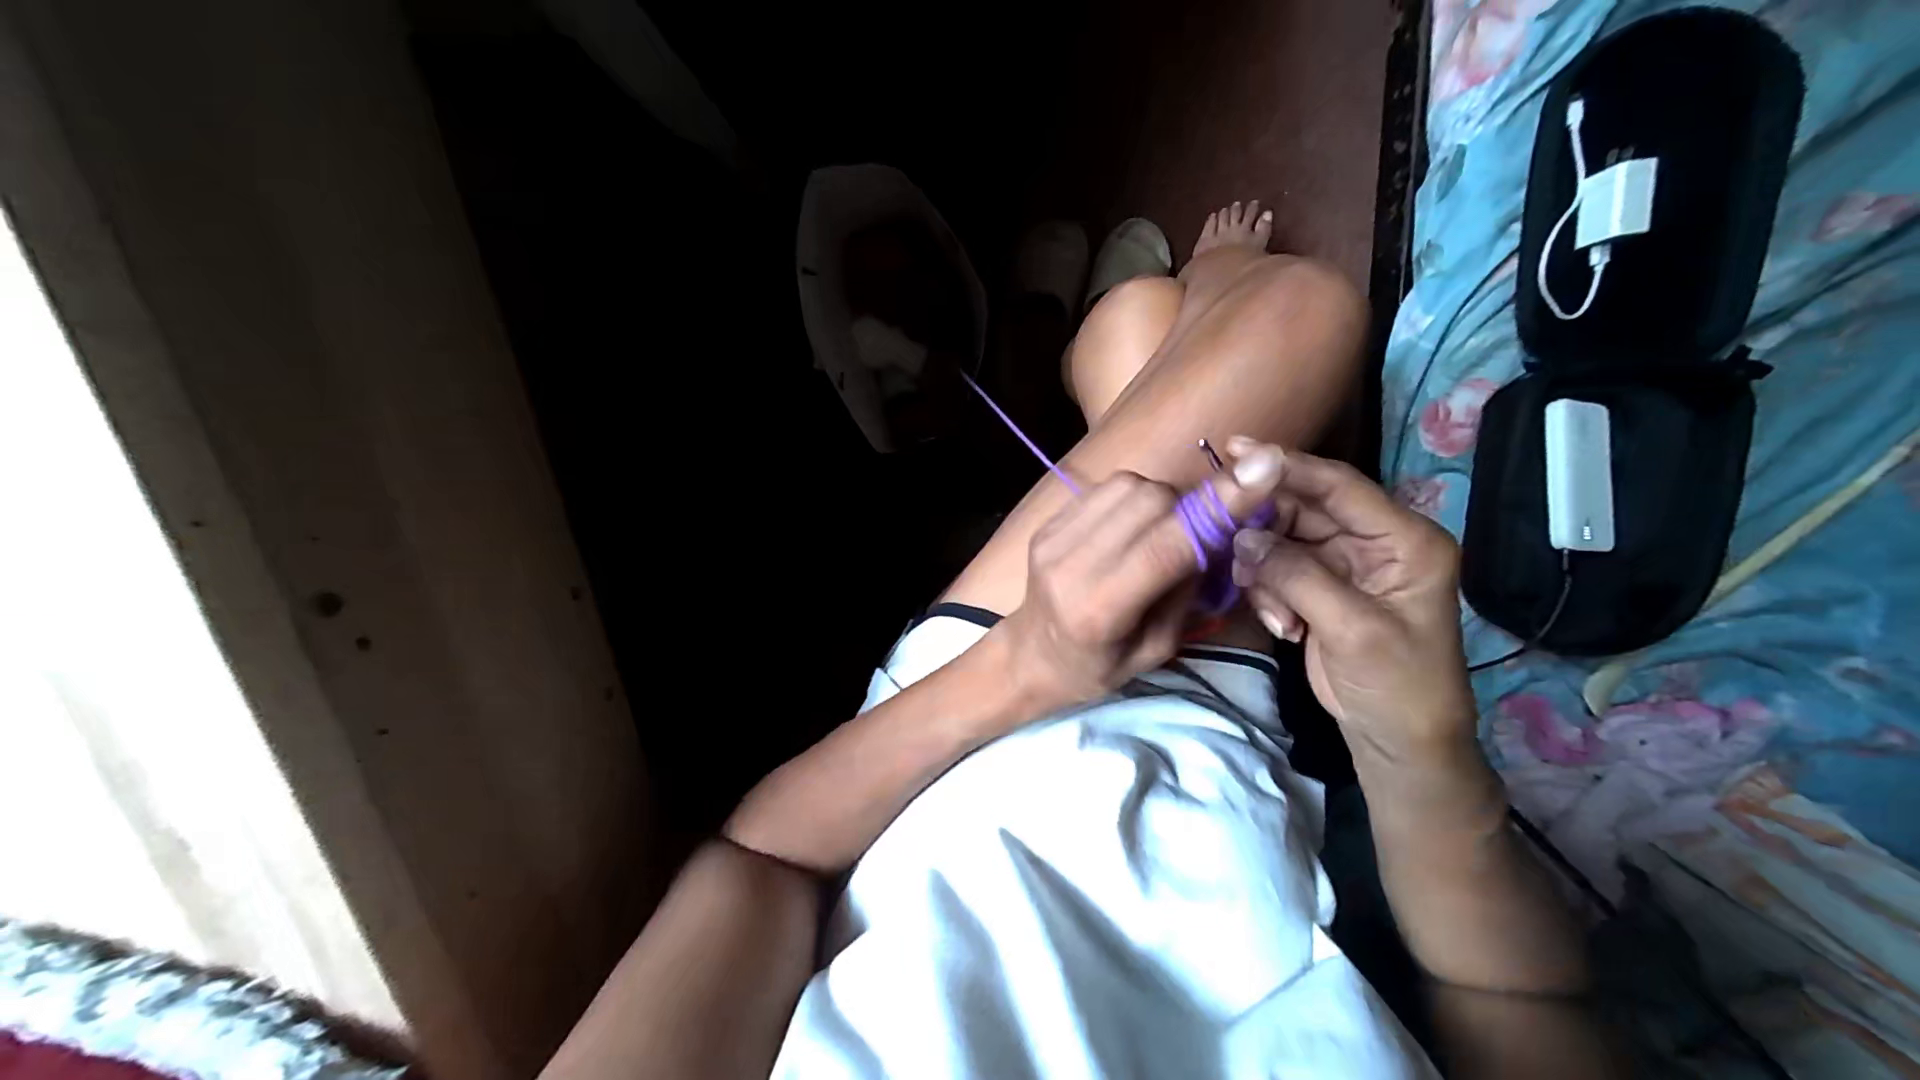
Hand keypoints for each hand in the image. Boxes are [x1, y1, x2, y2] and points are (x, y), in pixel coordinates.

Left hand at [997, 450, 1286, 710]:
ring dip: (1158, 499)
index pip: (1165, 545)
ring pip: (1127, 484)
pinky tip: (1127, 528)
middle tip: (1189, 536)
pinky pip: (1104, 488)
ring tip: (1155, 534)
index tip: (1264, 470)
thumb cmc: (1098, 666)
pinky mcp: (1046, 523)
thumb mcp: (1157, 648)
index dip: (1217, 506)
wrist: (1030, 655)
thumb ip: (1185, 589)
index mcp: (1100, 609)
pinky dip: (1130, 499)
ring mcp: (1052, 538)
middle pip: (1148, 500)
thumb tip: (1218, 527)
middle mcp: (1070, 565)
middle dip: (1186, 507)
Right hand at [1226, 439, 1476, 762]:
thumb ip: (1297, 576)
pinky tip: (1284, 626)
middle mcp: (1374, 542)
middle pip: (1304, 510)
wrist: (1399, 741)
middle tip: (1224, 537)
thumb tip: (1243, 538)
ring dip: (1265, 571)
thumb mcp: (1352, 628)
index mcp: (1404, 540)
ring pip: (1283, 541)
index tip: (1236, 448)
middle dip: (1265, 528)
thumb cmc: (1397, 684)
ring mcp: (1344, 565)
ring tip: (1276, 611)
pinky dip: (1270, 592)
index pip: (1339, 487)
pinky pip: (1278, 569)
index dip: (1288, 465)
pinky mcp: (1320, 587)